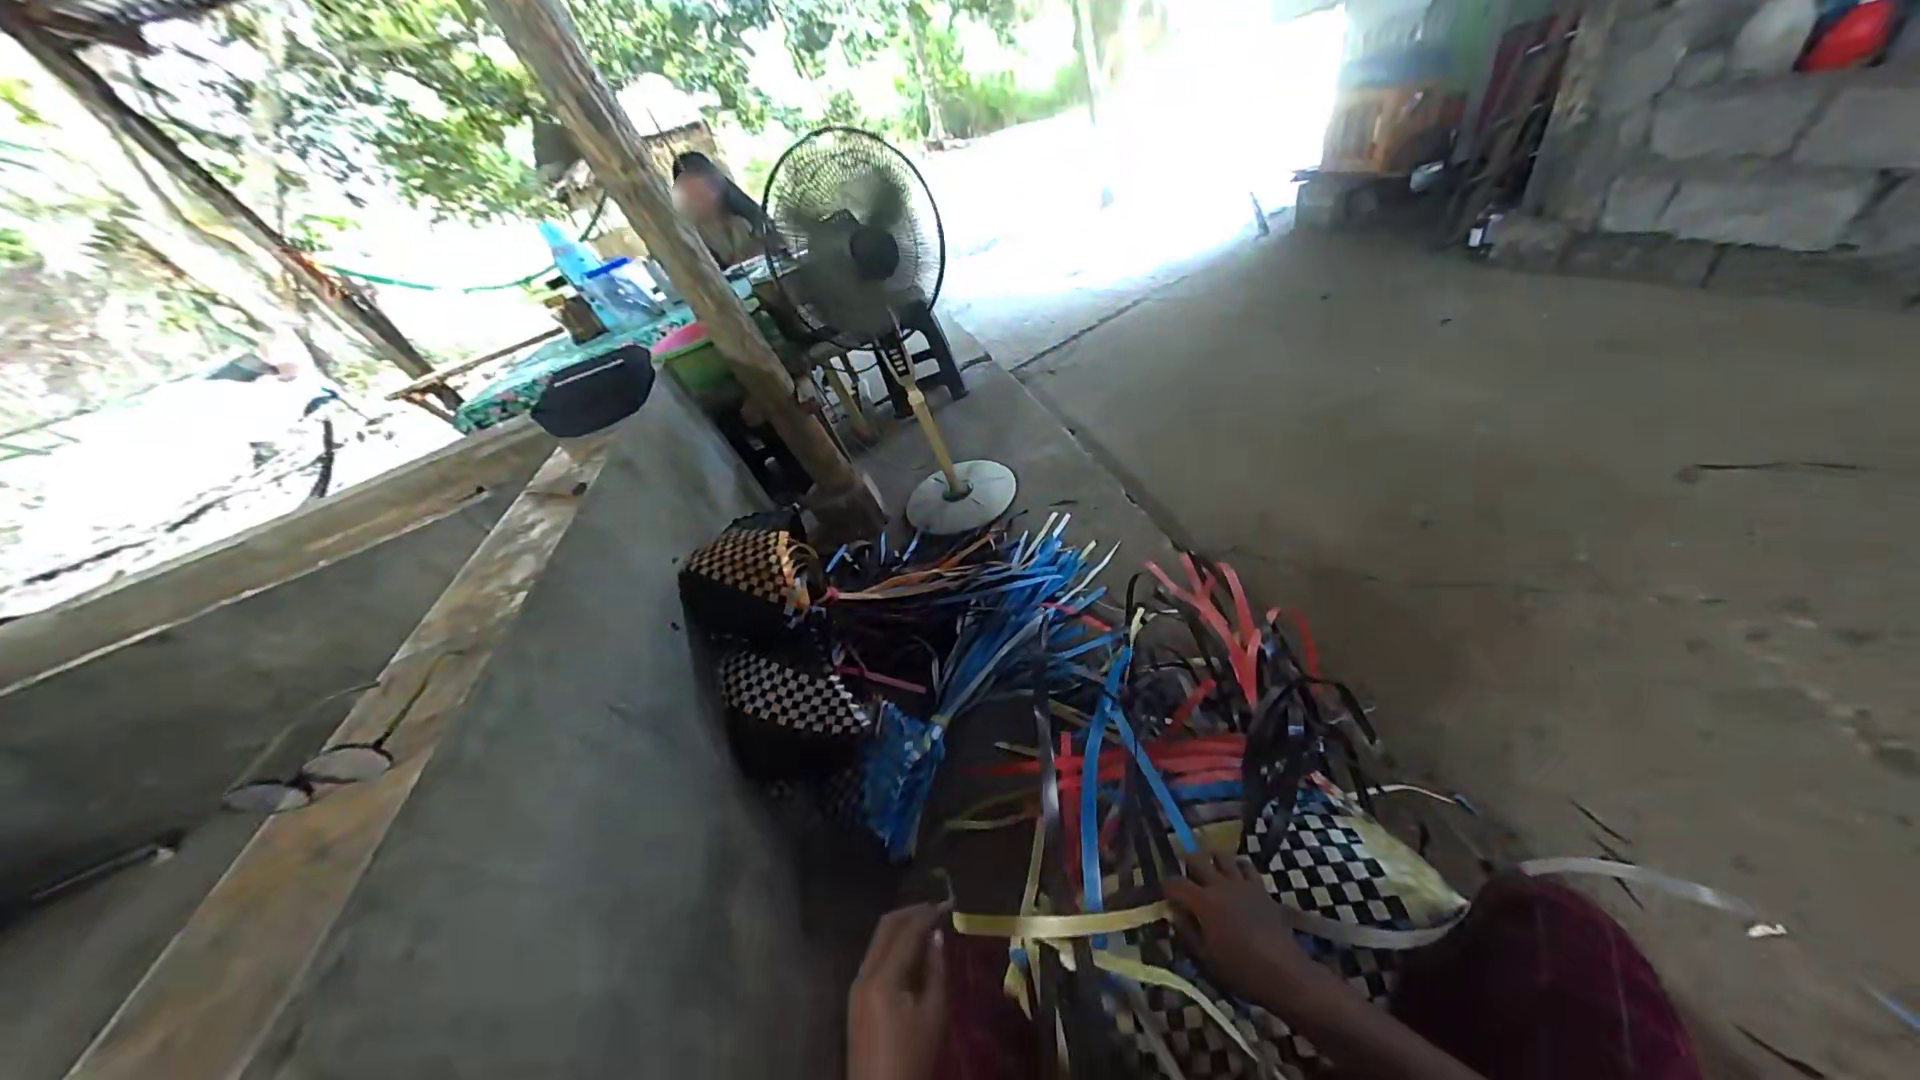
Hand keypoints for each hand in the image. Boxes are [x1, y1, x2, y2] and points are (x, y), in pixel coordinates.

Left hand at [848, 902, 950, 1079]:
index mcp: (882, 979)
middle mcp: (864, 974)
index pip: (906, 932)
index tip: (948, 904)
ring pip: (879, 940)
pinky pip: (876, 957)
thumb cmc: (913, 1058)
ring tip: (928, 924)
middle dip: (912, 913)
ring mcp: (856, 985)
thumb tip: (937, 936)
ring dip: (902, 927)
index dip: (928, 914)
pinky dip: (895, 945)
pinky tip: (913, 950)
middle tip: (936, 908)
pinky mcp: (857, 997)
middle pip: (886, 927)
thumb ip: (936, 970)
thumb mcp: (934, 1015)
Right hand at [1164, 851, 1337, 1016]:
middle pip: (1196, 858)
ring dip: (1212, 860)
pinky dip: (1237, 866)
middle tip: (1188, 878)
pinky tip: (1236, 878)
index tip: (1166, 896)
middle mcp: (1219, 885)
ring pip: (1221, 855)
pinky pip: (1246, 865)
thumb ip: (1186, 931)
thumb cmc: (1241, 970)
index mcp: (1203, 902)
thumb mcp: (1205, 958)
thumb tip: (1175, 912)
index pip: (1175, 883)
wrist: (1285, 973)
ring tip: (1211, 873)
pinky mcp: (1260, 887)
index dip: (1167, 887)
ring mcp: (1241, 883)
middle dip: (1187, 864)